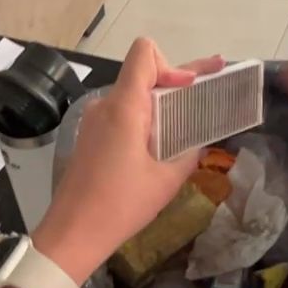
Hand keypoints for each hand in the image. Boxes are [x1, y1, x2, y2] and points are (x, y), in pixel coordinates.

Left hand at [33, 39, 223, 281]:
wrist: (73, 232)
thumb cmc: (120, 205)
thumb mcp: (166, 180)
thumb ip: (189, 151)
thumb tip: (198, 140)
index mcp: (124, 107)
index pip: (144, 54)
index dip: (172, 64)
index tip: (189, 89)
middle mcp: (106, 105)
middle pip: (143, 74)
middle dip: (179, 80)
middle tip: (214, 81)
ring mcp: (95, 120)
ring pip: (134, 95)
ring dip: (162, 101)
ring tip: (193, 116)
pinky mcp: (92, 136)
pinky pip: (123, 114)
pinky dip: (146, 118)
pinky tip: (164, 140)